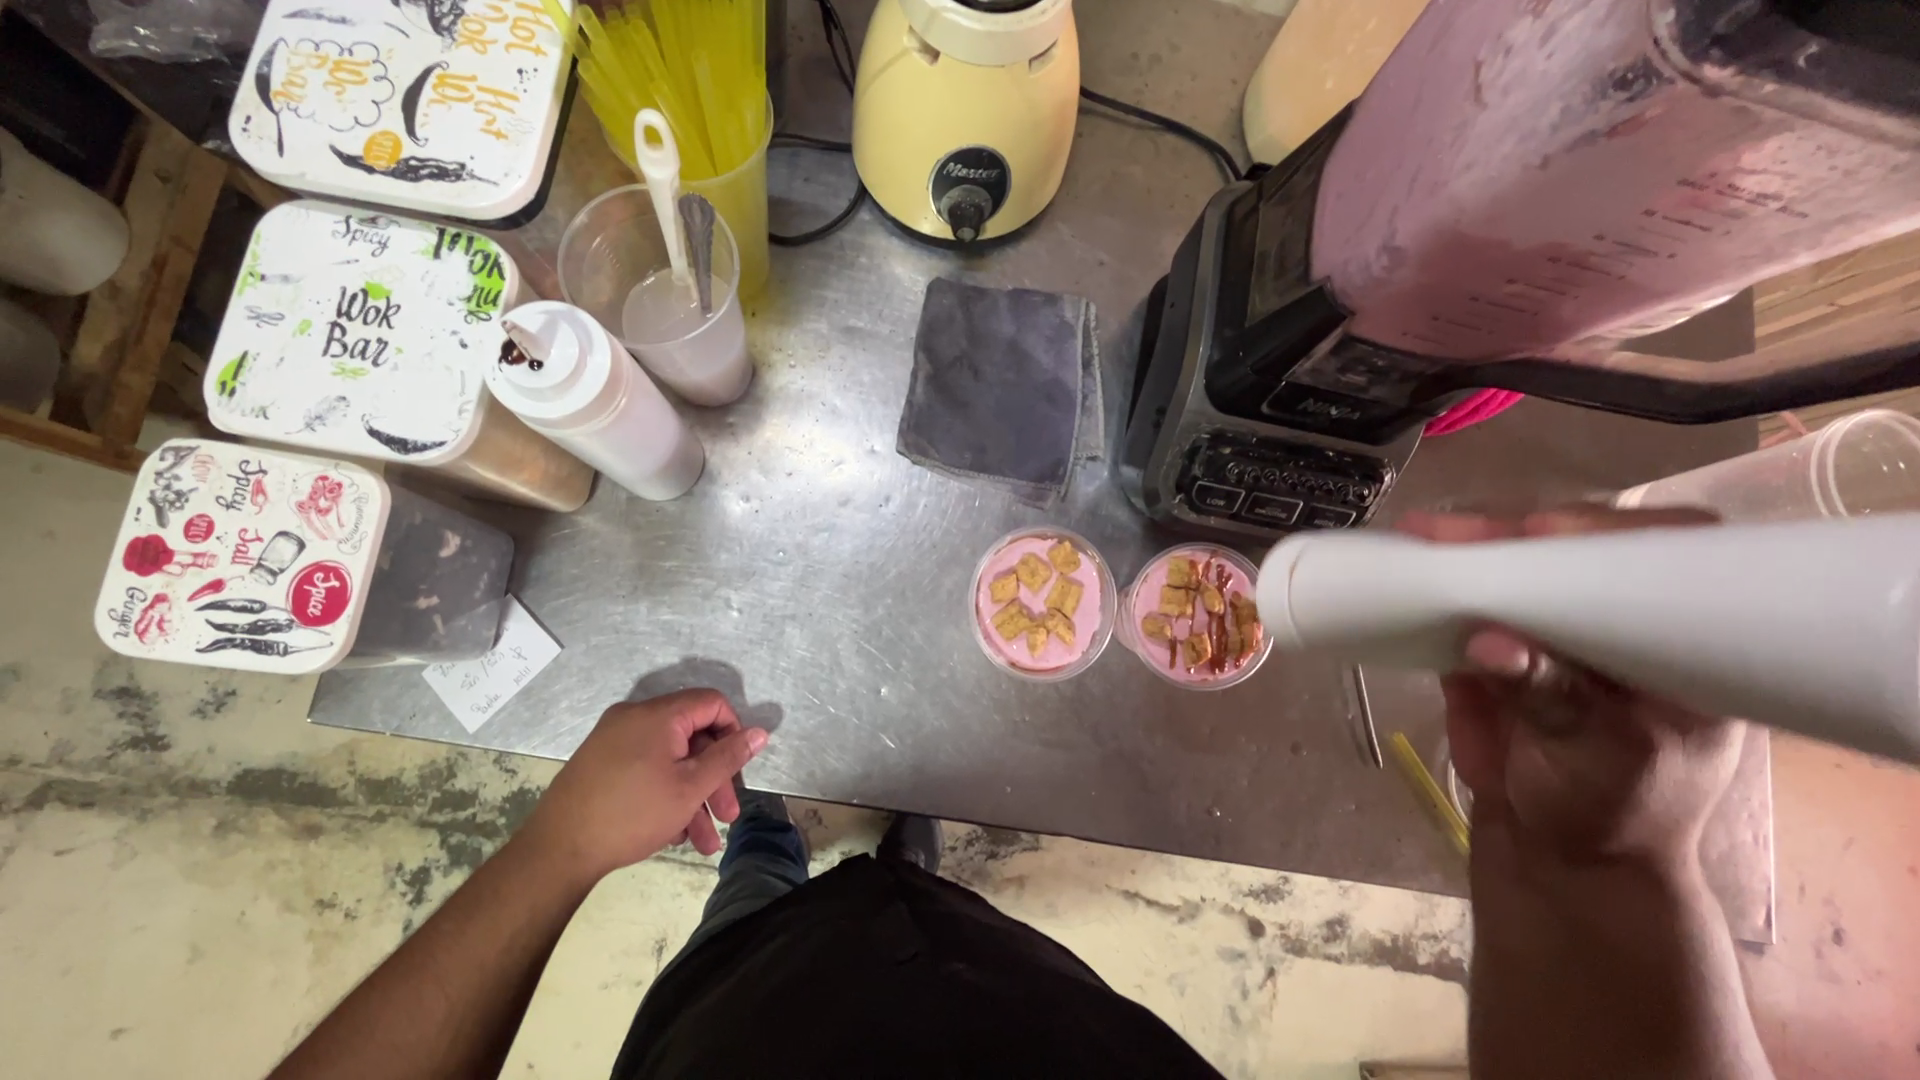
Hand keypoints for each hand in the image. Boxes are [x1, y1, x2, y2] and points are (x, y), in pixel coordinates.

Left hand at [516, 689, 769, 884]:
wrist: (557, 851)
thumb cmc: (632, 814)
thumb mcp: (690, 788)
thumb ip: (728, 757)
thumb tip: (759, 733)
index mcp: (656, 715)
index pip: (710, 703)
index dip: (733, 732)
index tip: (738, 768)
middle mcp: (633, 719)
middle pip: (692, 738)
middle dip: (715, 780)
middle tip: (728, 817)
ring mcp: (614, 742)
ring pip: (670, 762)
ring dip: (693, 798)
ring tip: (706, 843)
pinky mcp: (601, 765)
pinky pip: (647, 771)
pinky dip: (665, 795)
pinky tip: (674, 834)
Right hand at [1399, 505, 1745, 869]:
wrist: (1557, 851)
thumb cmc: (1609, 808)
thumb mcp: (1600, 758)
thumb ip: (1552, 696)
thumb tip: (1489, 643)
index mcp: (1673, 640)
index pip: (1656, 558)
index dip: (1603, 535)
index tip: (1541, 534)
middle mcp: (1612, 616)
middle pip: (1572, 548)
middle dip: (1511, 532)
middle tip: (1454, 531)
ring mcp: (1549, 625)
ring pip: (1512, 565)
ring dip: (1465, 548)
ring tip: (1420, 534)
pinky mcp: (1494, 639)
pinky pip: (1467, 599)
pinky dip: (1437, 581)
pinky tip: (1409, 561)